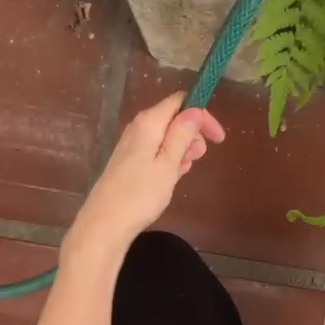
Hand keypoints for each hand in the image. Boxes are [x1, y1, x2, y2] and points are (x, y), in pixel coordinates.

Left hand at [66, 92, 224, 256]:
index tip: (218, 138)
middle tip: (196, 159)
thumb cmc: (140, 195)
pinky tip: (170, 177)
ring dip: (182, 149)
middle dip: (192, 135)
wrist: (106, 223)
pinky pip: (156, 149)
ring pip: (166, 136)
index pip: (180, 102)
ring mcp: (132, 143)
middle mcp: (138, 127)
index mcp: (149, 123)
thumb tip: (195, 110)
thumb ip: (181, 135)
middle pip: (174, 118)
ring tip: (182, 172)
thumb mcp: (168, 165)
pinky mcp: (129, 159)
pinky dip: (169, 159)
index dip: (202, 115)